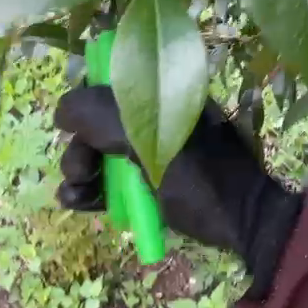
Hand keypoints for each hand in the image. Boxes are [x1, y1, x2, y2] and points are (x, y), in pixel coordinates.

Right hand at [54, 87, 304, 291]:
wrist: (243, 225)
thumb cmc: (203, 178)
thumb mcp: (151, 141)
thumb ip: (103, 116)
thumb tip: (63, 111)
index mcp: (163, 94)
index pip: (109, 83)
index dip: (87, 102)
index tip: (75, 127)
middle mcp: (155, 118)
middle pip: (98, 122)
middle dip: (80, 147)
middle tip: (83, 171)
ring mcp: (151, 153)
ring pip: (99, 154)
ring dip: (78, 172)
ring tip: (78, 193)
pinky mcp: (148, 185)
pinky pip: (110, 181)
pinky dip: (90, 190)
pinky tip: (77, 201)